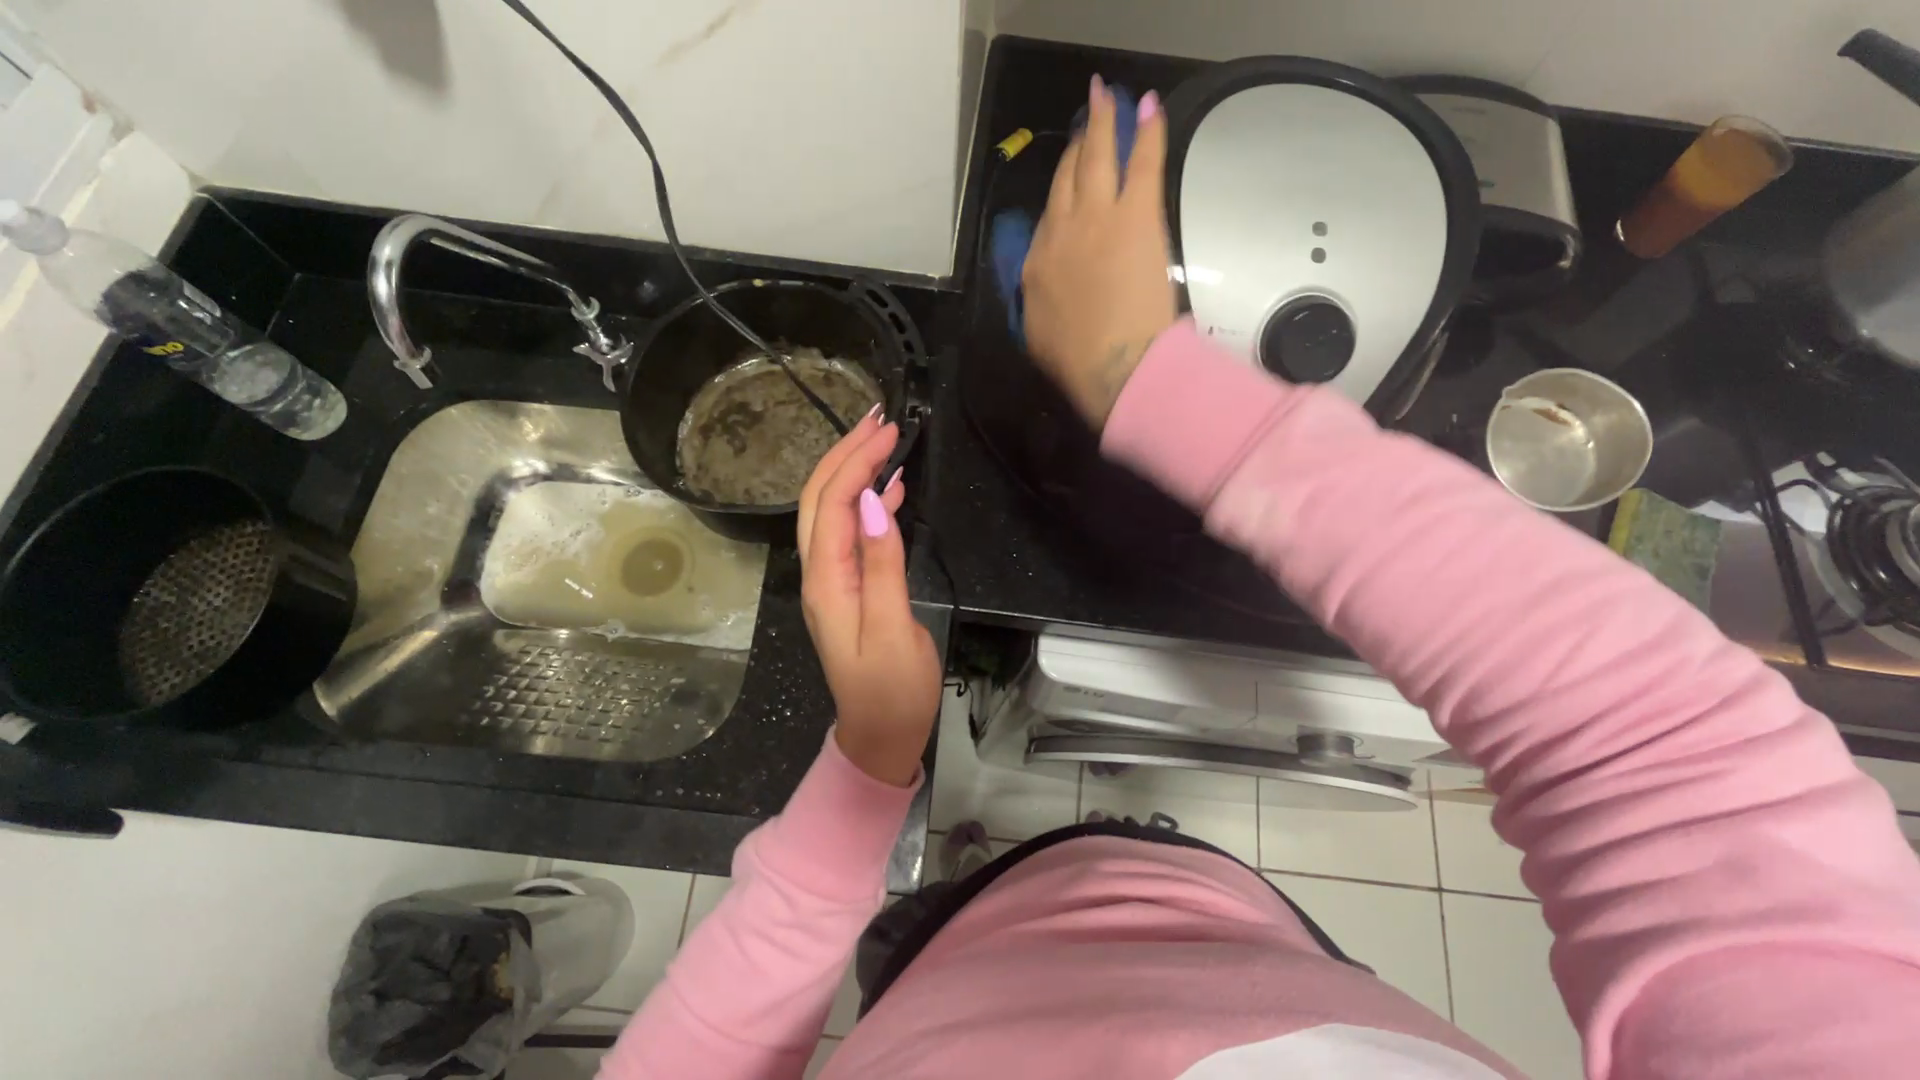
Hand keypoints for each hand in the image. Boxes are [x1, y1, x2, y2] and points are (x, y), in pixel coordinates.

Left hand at [797, 411, 941, 787]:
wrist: (881, 735)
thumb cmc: (893, 690)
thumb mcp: (894, 628)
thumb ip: (882, 563)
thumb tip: (874, 501)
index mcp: (828, 580)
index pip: (834, 504)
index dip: (857, 462)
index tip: (889, 430)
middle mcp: (820, 574)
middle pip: (820, 499)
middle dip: (845, 454)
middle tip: (879, 419)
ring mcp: (831, 581)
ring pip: (831, 512)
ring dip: (851, 471)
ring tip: (882, 439)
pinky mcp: (848, 588)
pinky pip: (848, 532)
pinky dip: (867, 503)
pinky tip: (890, 489)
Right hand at [1022, 74, 1178, 428]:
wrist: (1111, 366)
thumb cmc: (1077, 364)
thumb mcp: (1038, 336)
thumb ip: (1038, 306)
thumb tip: (1042, 295)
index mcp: (1037, 265)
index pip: (1047, 221)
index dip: (1060, 198)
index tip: (1068, 187)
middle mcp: (1060, 232)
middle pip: (1065, 179)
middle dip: (1075, 149)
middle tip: (1084, 126)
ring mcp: (1097, 218)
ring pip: (1096, 158)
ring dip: (1101, 123)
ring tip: (1105, 98)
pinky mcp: (1136, 216)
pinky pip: (1141, 163)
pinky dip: (1147, 132)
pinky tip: (1150, 107)